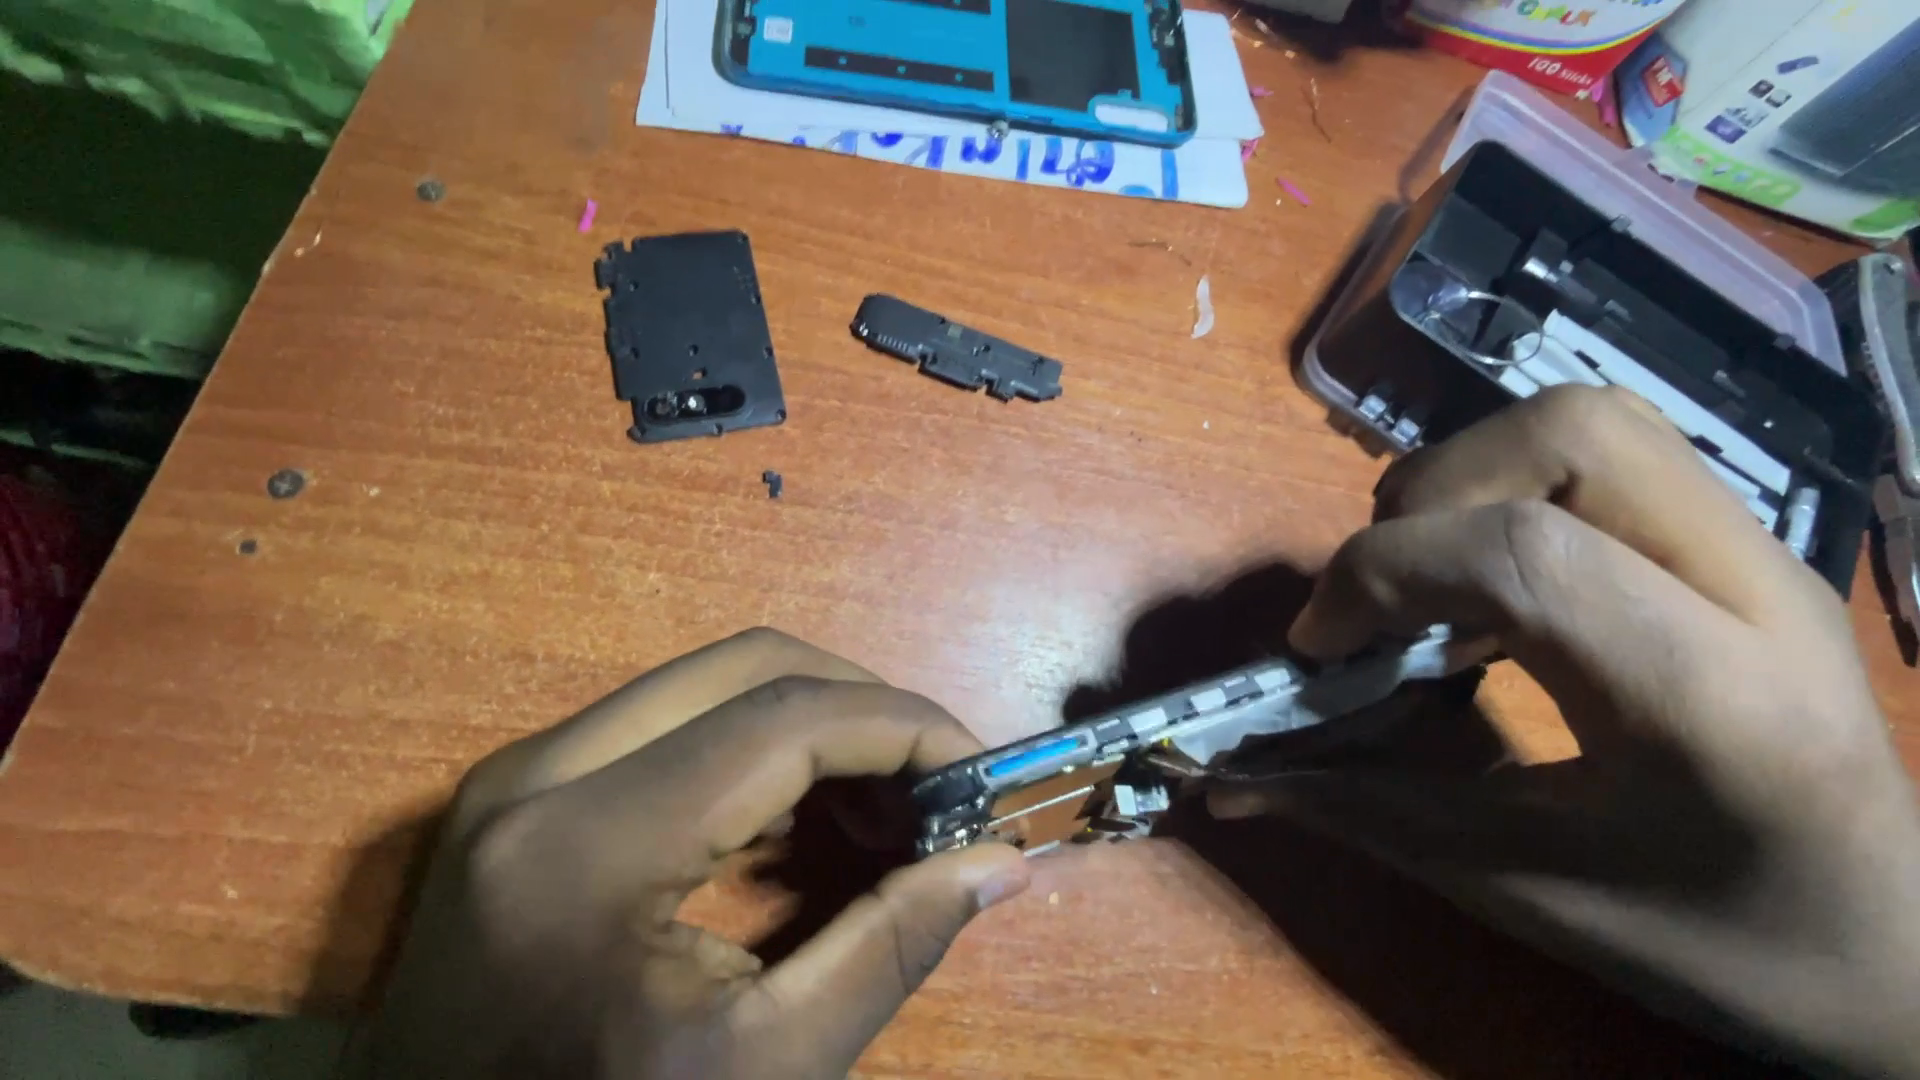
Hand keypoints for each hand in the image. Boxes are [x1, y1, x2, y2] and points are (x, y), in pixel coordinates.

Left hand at [349, 629, 1029, 1078]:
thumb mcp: (761, 1073)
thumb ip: (890, 948)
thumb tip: (1000, 862)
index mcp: (586, 848)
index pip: (785, 720)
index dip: (903, 727)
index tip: (975, 770)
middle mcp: (541, 773)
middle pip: (752, 666)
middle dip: (865, 710)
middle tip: (933, 785)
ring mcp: (523, 772)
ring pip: (715, 680)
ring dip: (818, 724)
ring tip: (881, 807)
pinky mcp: (528, 787)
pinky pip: (676, 720)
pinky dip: (761, 749)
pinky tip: (804, 818)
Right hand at [1212, 387, 1919, 1076]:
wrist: (1913, 953)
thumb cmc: (1718, 944)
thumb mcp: (1519, 888)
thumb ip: (1359, 812)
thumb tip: (1221, 780)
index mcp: (1713, 703)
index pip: (1524, 558)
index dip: (1380, 575)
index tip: (1317, 645)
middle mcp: (1756, 592)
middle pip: (1569, 436)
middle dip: (1428, 493)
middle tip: (1383, 588)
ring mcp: (1760, 549)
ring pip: (1585, 420)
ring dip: (1462, 478)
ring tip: (1425, 573)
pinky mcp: (1735, 540)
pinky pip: (1597, 453)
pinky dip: (1501, 487)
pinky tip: (1482, 580)